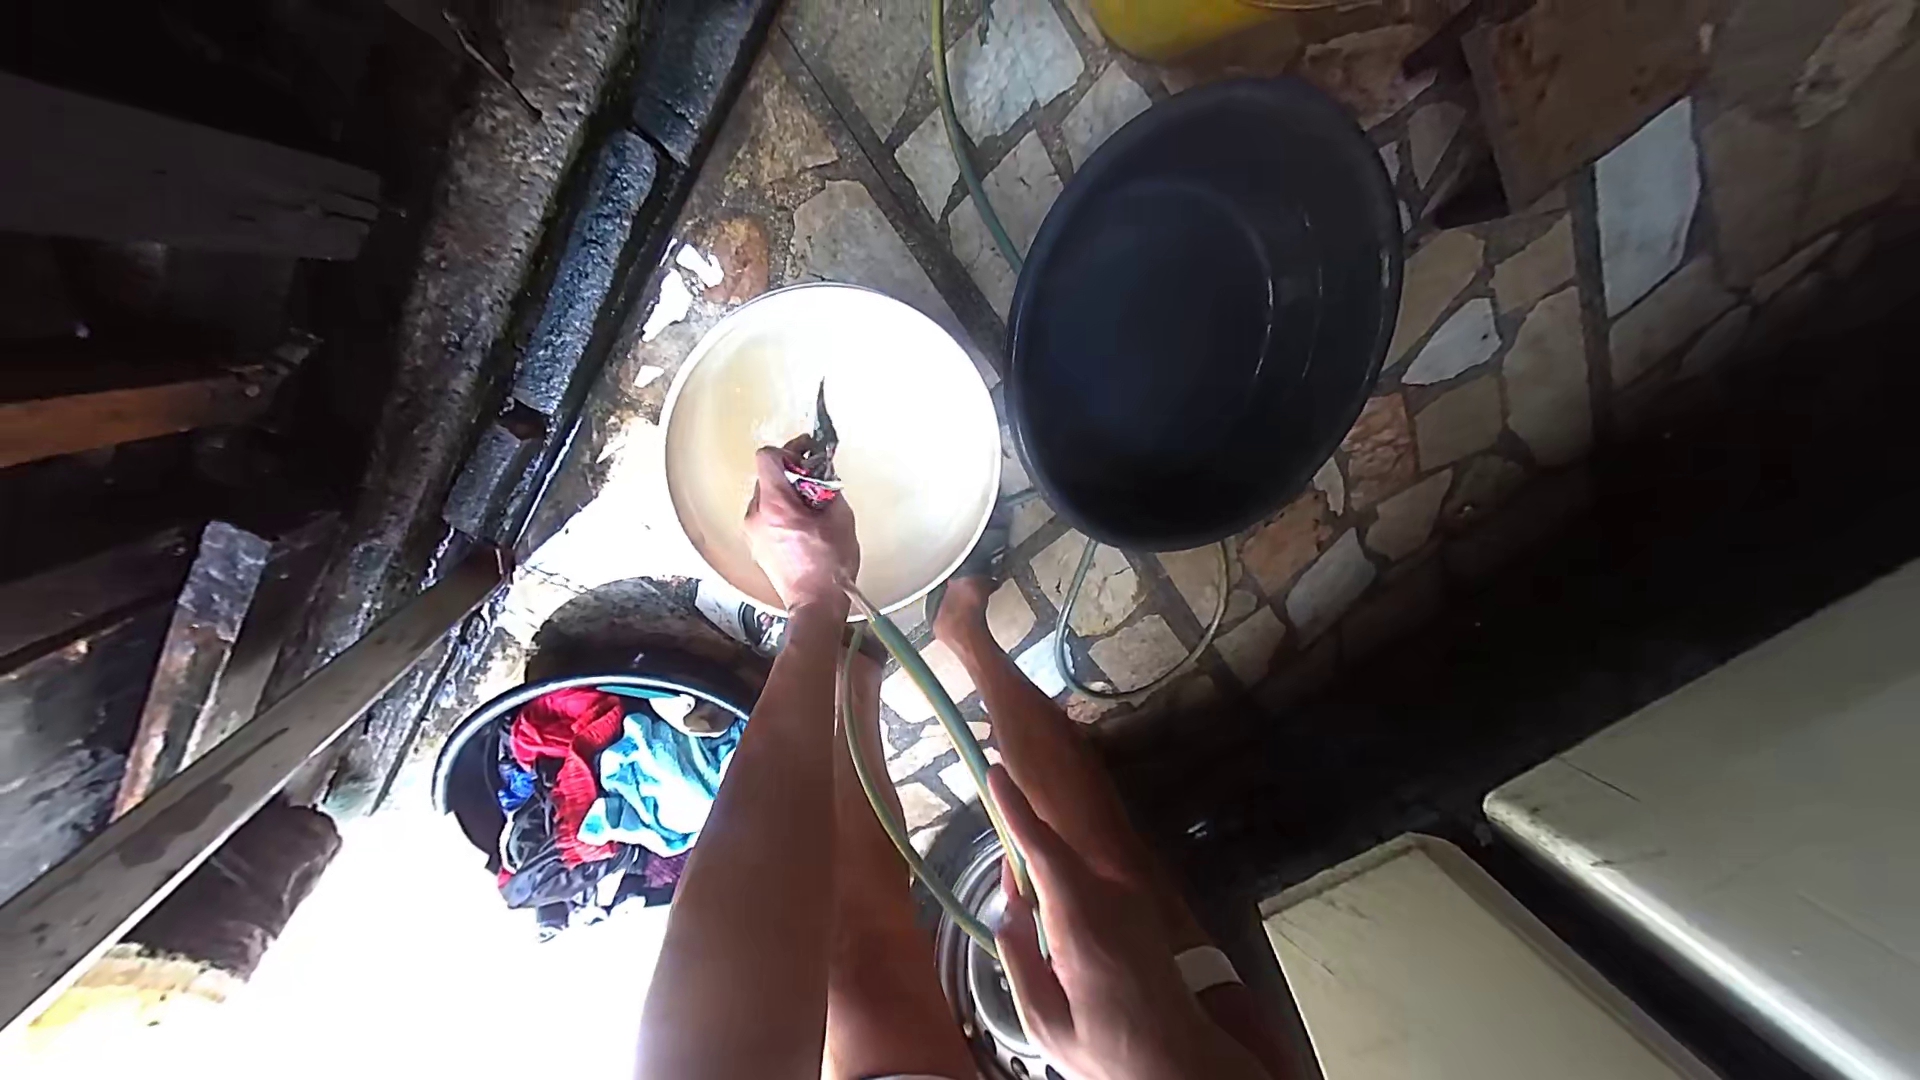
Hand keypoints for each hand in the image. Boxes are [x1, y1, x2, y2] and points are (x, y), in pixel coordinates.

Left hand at [744, 446, 858, 611]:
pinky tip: (804, 526)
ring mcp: (752, 532)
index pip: (767, 457)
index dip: (790, 450)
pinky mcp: (756, 546)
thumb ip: (831, 490)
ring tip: (814, 509)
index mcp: (775, 505)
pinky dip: (783, 512)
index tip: (808, 455)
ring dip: (788, 494)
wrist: (815, 604)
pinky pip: (766, 516)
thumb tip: (825, 475)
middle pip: (768, 477)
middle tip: (818, 482)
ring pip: (767, 497)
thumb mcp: (841, 519)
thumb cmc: (830, 565)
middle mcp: (756, 515)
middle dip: (793, 474)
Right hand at [990, 767, 1268, 1079]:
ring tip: (1049, 942)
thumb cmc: (1109, 1048)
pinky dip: (1067, 891)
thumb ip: (1017, 957)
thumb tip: (1010, 909)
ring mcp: (1128, 894)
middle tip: (1016, 907)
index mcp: (1082, 922)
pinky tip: (1073, 940)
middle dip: (1023, 861)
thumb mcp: (1045, 1023)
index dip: (1015, 808)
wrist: (1183, 1061)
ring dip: (1046, 883)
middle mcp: (1109, 895)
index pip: (1042, 848)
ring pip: (1069, 866)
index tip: (996, 772)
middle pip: (1052, 853)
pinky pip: (1088, 879)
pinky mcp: (1137, 900)